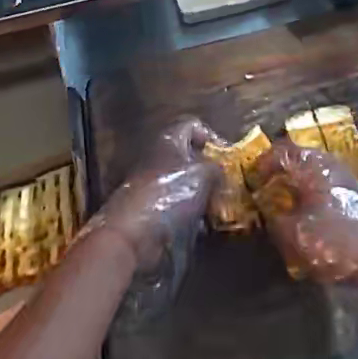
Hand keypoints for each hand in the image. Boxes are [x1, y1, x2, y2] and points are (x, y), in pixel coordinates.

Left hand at [88, 117, 223, 273]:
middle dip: (210, 170)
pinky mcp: (150, 208)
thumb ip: (216, 168)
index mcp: (170, 140)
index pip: (193, 125)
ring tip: (218, 210)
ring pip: (185, 182)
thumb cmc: (168, 194)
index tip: (226, 157)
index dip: (211, 136)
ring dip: (202, 195)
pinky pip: (177, 204)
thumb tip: (222, 169)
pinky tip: (202, 227)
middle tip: (226, 186)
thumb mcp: (201, 176)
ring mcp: (153, 183)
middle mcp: (159, 156)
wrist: (131, 234)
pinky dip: (190, 213)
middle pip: (190, 155)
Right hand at [250, 137, 357, 296]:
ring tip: (285, 197)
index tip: (253, 177)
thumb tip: (269, 209)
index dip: (264, 162)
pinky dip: (311, 188)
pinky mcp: (355, 192)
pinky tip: (308, 208)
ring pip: (313, 167)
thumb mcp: (296, 236)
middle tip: (267, 184)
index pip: (281, 151)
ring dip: (297, 178)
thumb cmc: (335, 244)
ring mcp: (345, 176)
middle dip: (281, 168)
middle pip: (299, 155)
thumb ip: (277, 220)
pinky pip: (325, 180)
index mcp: (312, 166)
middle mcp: (329, 163)